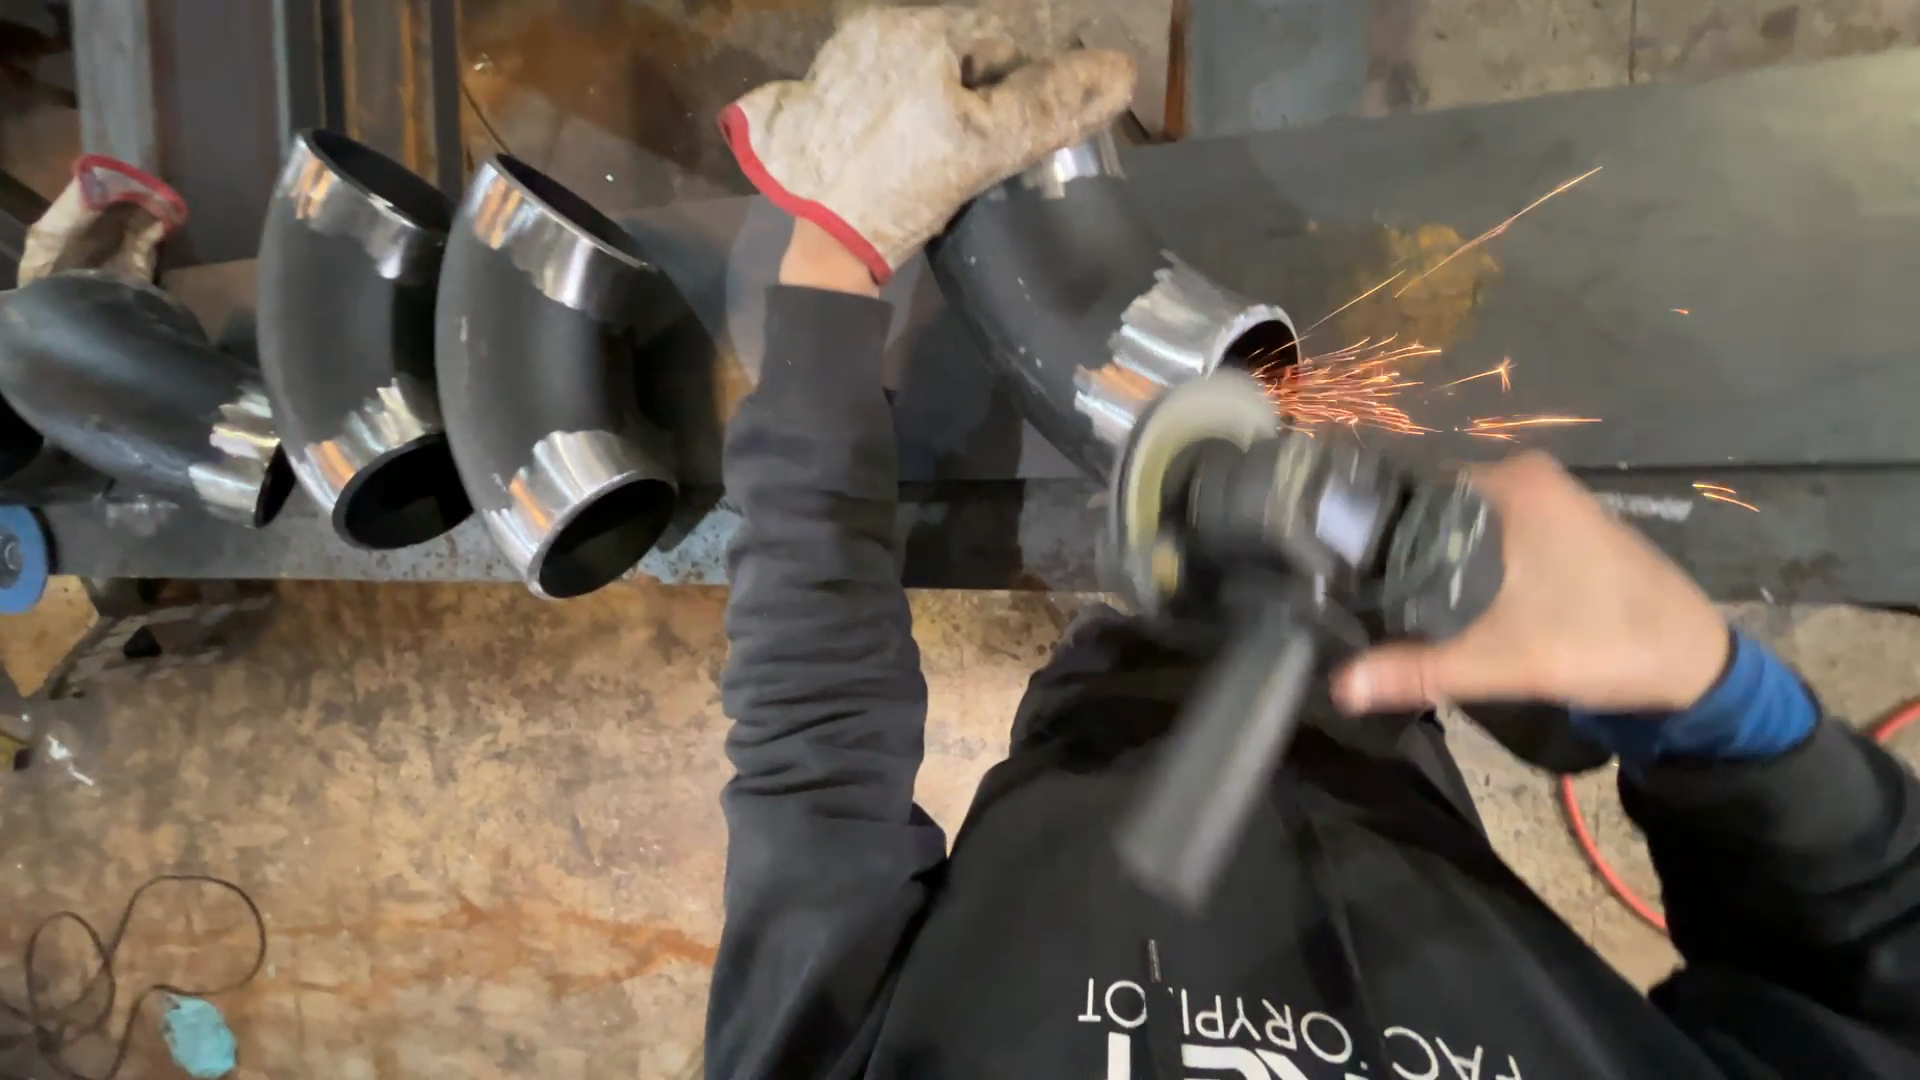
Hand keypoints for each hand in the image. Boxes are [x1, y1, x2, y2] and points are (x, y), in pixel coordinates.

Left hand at [720, 6, 1134, 283]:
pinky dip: (899, 113)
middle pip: (955, 51)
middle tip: (976, 148)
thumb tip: (1119, 75)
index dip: (1020, 84)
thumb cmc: (906, 191)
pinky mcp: (817, 96)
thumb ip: (1046, 108)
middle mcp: (875, 28)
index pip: (999, 39)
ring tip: (936, 155)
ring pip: (918, 69)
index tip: (1016, 132)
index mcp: (919, 29)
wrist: (823, 240)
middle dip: (976, 90)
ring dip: (938, 100)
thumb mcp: (983, 149)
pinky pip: (878, 90)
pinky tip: (900, 151)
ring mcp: (840, 60)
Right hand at [1334, 452, 1729, 714]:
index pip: (1409, 493)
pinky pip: (1480, 531)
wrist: (1697, 668)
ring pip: (1453, 520)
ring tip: (1376, 590)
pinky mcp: (1552, 524)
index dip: (1369, 531)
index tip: (1335, 566)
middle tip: (1349, 587)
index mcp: (1510, 485)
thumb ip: (1419, 670)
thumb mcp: (1503, 660)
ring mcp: (1541, 499)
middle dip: (1391, 546)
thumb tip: (1341, 686)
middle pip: (1427, 507)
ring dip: (1422, 553)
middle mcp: (1522, 478)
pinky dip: (1455, 556)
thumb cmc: (1604, 643)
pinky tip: (1433, 590)